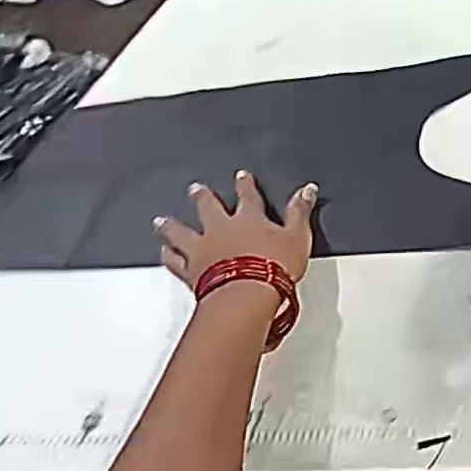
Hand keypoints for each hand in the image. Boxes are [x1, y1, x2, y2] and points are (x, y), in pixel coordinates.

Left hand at [156, 171, 316, 290]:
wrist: (247, 294)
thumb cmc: (273, 267)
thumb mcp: (298, 236)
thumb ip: (300, 211)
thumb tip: (307, 190)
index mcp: (249, 219)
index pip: (248, 195)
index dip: (245, 184)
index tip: (241, 176)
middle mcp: (222, 230)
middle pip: (208, 207)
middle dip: (203, 196)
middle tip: (196, 188)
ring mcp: (203, 249)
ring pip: (182, 232)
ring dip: (172, 225)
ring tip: (162, 220)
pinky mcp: (192, 271)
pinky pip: (175, 261)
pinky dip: (168, 256)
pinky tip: (164, 253)